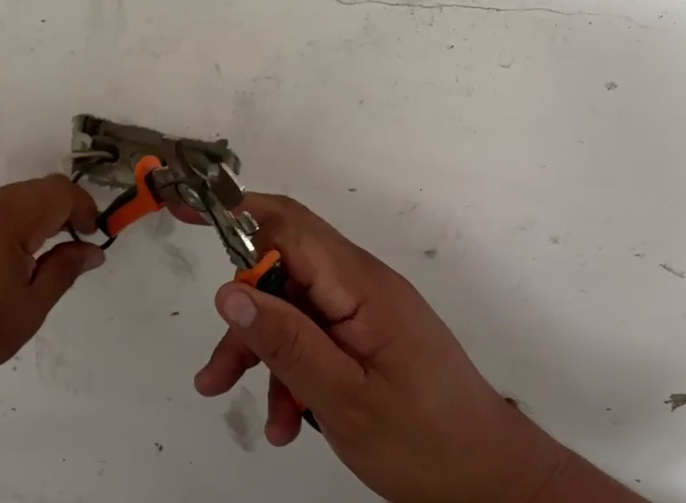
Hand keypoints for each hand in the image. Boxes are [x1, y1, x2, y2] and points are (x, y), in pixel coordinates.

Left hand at [0, 175, 104, 393]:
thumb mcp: (30, 307)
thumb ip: (63, 270)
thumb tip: (91, 250)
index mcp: (6, 217)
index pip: (57, 191)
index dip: (83, 207)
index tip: (93, 236)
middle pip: (34, 190)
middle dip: (61, 210)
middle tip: (75, 246)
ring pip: (10, 198)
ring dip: (35, 216)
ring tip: (43, 257)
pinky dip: (9, 223)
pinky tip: (8, 259)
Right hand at [190, 192, 593, 502]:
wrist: (498, 489)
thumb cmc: (427, 444)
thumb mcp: (344, 400)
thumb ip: (284, 342)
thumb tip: (227, 291)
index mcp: (360, 287)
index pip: (287, 226)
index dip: (234, 211)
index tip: (187, 210)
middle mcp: (360, 287)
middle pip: (280, 266)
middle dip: (241, 305)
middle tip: (216, 353)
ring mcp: (363, 313)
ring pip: (288, 307)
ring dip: (258, 349)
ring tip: (231, 396)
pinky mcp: (364, 339)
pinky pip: (310, 336)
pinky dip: (287, 369)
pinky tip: (282, 420)